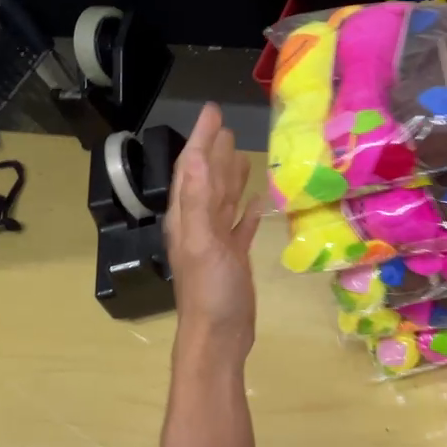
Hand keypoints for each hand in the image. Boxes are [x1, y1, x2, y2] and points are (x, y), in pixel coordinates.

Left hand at [165, 103, 259, 354]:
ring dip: (230, 176)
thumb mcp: (204, 242)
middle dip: (214, 151)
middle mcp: (198, 224)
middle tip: (227, 126)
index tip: (213, 111)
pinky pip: (240, 225)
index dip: (201, 139)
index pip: (193, 168)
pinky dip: (247, 210)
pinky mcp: (234, 257)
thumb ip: (202, 201)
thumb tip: (203, 159)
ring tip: (242, 154)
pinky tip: (259, 201)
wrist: (219, 335)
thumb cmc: (211, 291)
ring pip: (223, 199)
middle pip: (206, 179)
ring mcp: (217, 241)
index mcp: (187, 217)